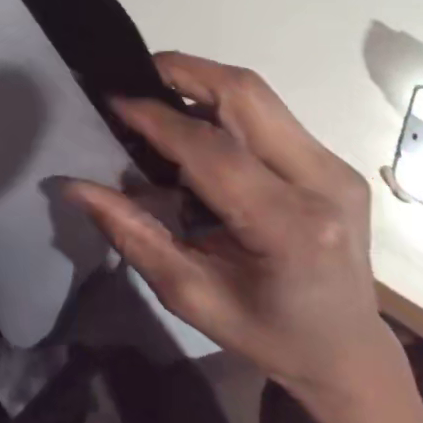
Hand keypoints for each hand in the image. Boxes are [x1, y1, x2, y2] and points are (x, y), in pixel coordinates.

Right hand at [65, 53, 403, 405]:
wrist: (346, 349)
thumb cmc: (264, 333)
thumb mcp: (188, 294)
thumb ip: (131, 233)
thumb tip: (76, 186)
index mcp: (289, 227)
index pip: (212, 150)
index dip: (157, 118)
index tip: (114, 99)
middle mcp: (323, 182)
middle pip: (247, 96)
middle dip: (185, 72)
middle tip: (135, 75)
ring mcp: (336, 167)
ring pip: (260, 96)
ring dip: (203, 84)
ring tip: (157, 94)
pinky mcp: (335, 162)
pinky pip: (270, 116)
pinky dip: (223, 107)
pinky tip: (193, 125)